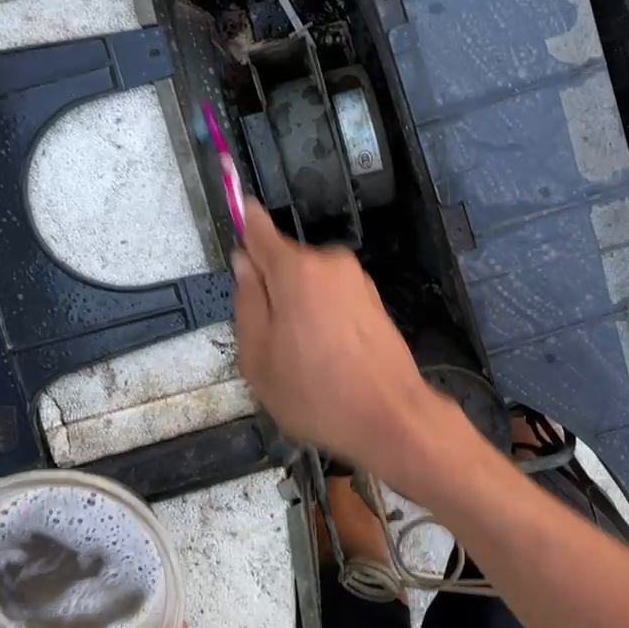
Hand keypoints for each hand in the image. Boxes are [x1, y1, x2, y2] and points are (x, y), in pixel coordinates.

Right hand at [231, 200, 459, 483]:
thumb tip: (245, 264)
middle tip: (268, 339)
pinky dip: (323, 318)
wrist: (391, 418)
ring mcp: (358, 281)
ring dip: (299, 307)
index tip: (237, 209)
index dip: (245, 221)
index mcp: (296, 269)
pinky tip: (326, 358)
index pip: (261, 230)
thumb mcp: (258, 356)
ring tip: (300, 358)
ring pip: (310, 283)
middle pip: (286, 264)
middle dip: (273, 289)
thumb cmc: (315, 392)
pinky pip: (333, 298)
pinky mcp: (374, 301)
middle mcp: (330, 263)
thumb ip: (247, 302)